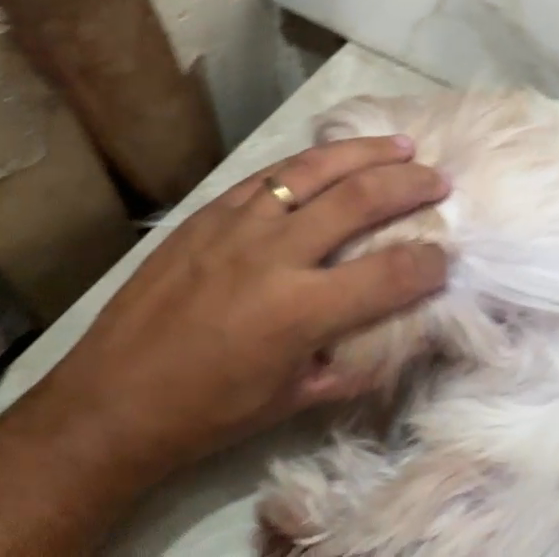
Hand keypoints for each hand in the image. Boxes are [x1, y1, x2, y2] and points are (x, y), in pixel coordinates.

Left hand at [0, 136, 451, 556]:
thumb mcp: (290, 401)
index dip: (431, 262)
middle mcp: (274, 256)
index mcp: (299, 312)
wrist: (109, 402)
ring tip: (402, 146)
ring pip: (315, 170)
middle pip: (360, 200)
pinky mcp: (208, 214)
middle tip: (441, 181)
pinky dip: (310, 163)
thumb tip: (399, 340)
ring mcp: (238, 227)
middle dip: (411, 187)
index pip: (391, 273)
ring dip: (366, 153)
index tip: (449, 257)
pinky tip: (332, 157)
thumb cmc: (207, 412)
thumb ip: (351, 366)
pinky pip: (270, 175)